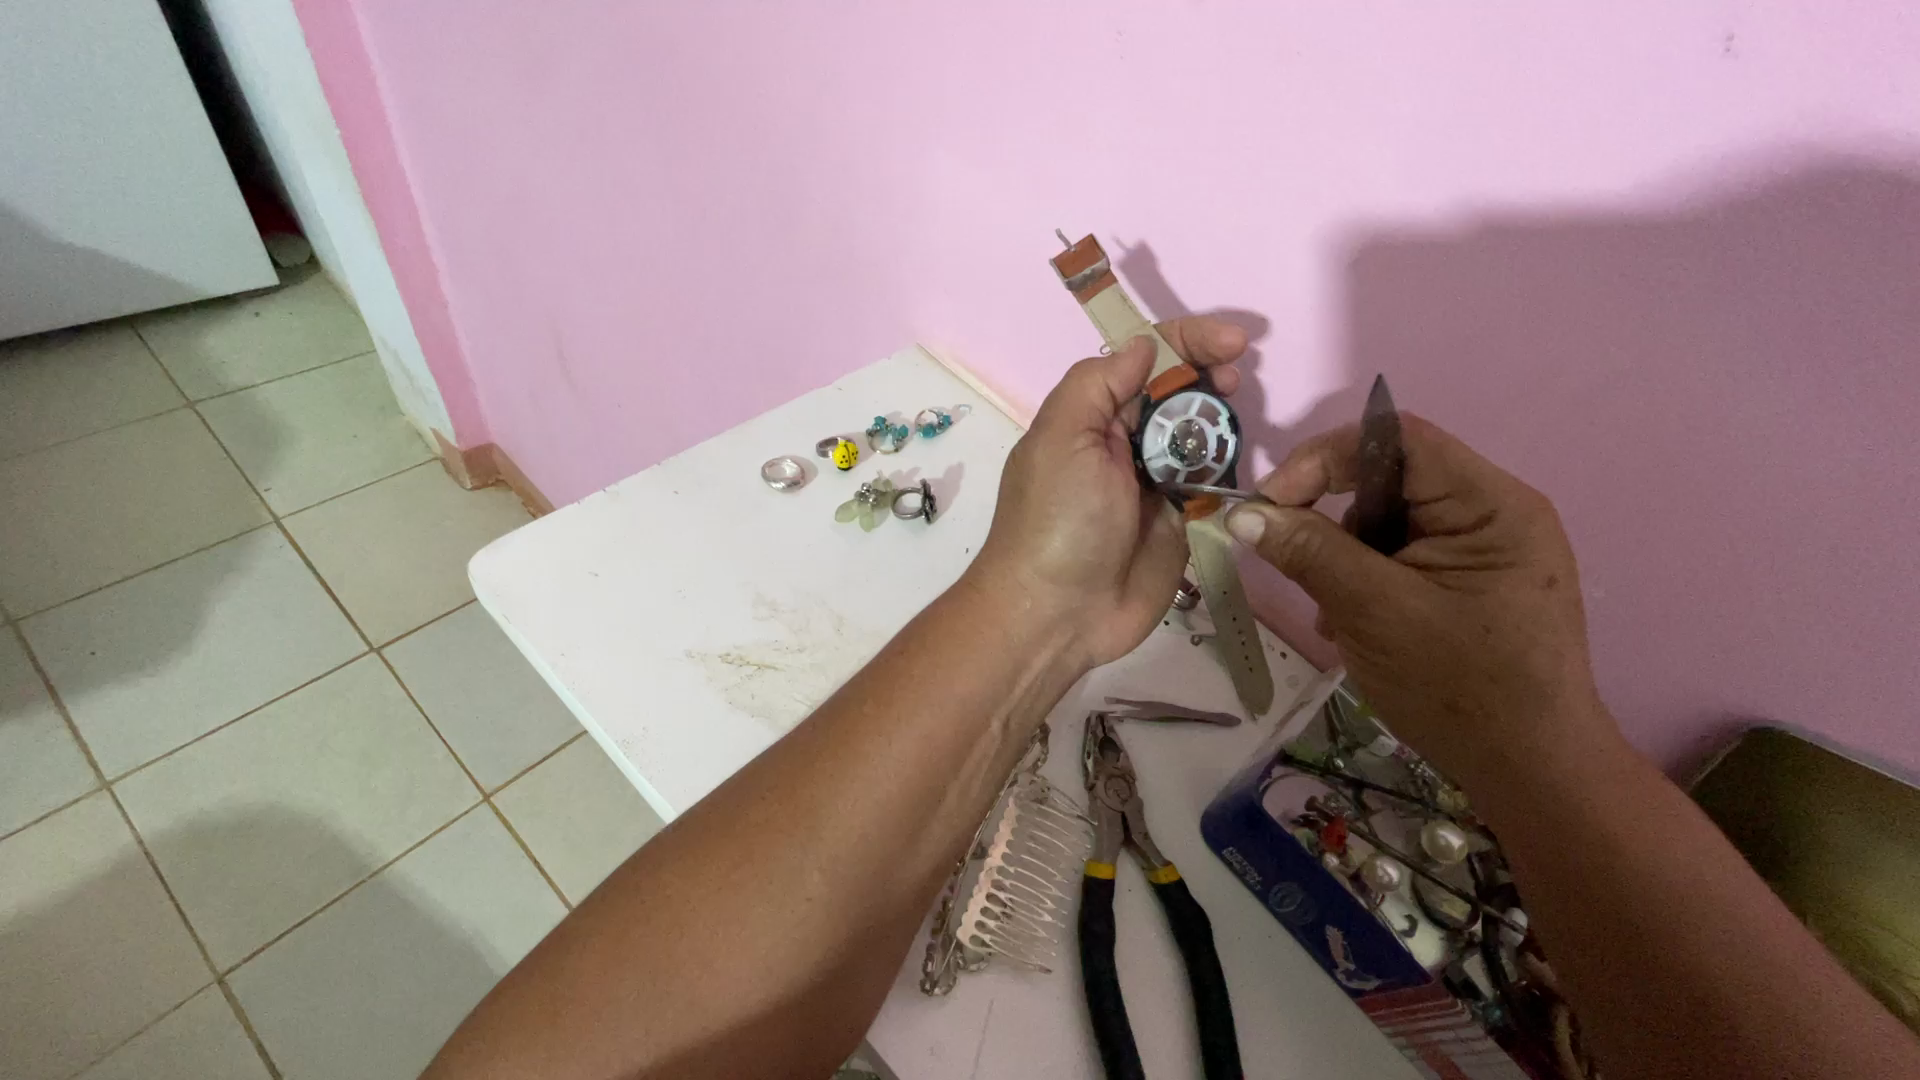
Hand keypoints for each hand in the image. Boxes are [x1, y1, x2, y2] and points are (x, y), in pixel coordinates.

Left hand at [969, 317, 1247, 667]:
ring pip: (1196, 435)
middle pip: (1174, 393)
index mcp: (1089, 418)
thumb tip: (1142, 346)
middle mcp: (1121, 445)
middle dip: (1209, 374)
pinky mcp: (1177, 522)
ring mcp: (1152, 484)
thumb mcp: (1061, 437)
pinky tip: (1242, 457)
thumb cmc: (1056, 521)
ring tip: (1240, 413)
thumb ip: (1098, 384)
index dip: (1186, 342)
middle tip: (1237, 378)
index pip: (1142, 362)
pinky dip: (1227, 466)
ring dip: (1221, 418)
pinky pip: (1209, 483)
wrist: (1057, 614)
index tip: (1233, 342)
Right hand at [1223, 415, 1616, 787]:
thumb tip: (1243, 514)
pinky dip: (1360, 578)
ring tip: (1330, 609)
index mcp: (1490, 504)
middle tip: (1285, 553)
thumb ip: (1308, 553)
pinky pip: (1397, 555)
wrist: (1529, 771)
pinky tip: (1349, 621)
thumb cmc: (1459, 688)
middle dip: (1329, 515)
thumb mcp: (1373, 612)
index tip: (1270, 504)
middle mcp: (1491, 512)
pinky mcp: (1466, 580)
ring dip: (1339, 554)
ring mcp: (1480, 548)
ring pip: (1384, 520)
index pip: (1395, 440)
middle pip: (1387, 478)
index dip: (1323, 458)